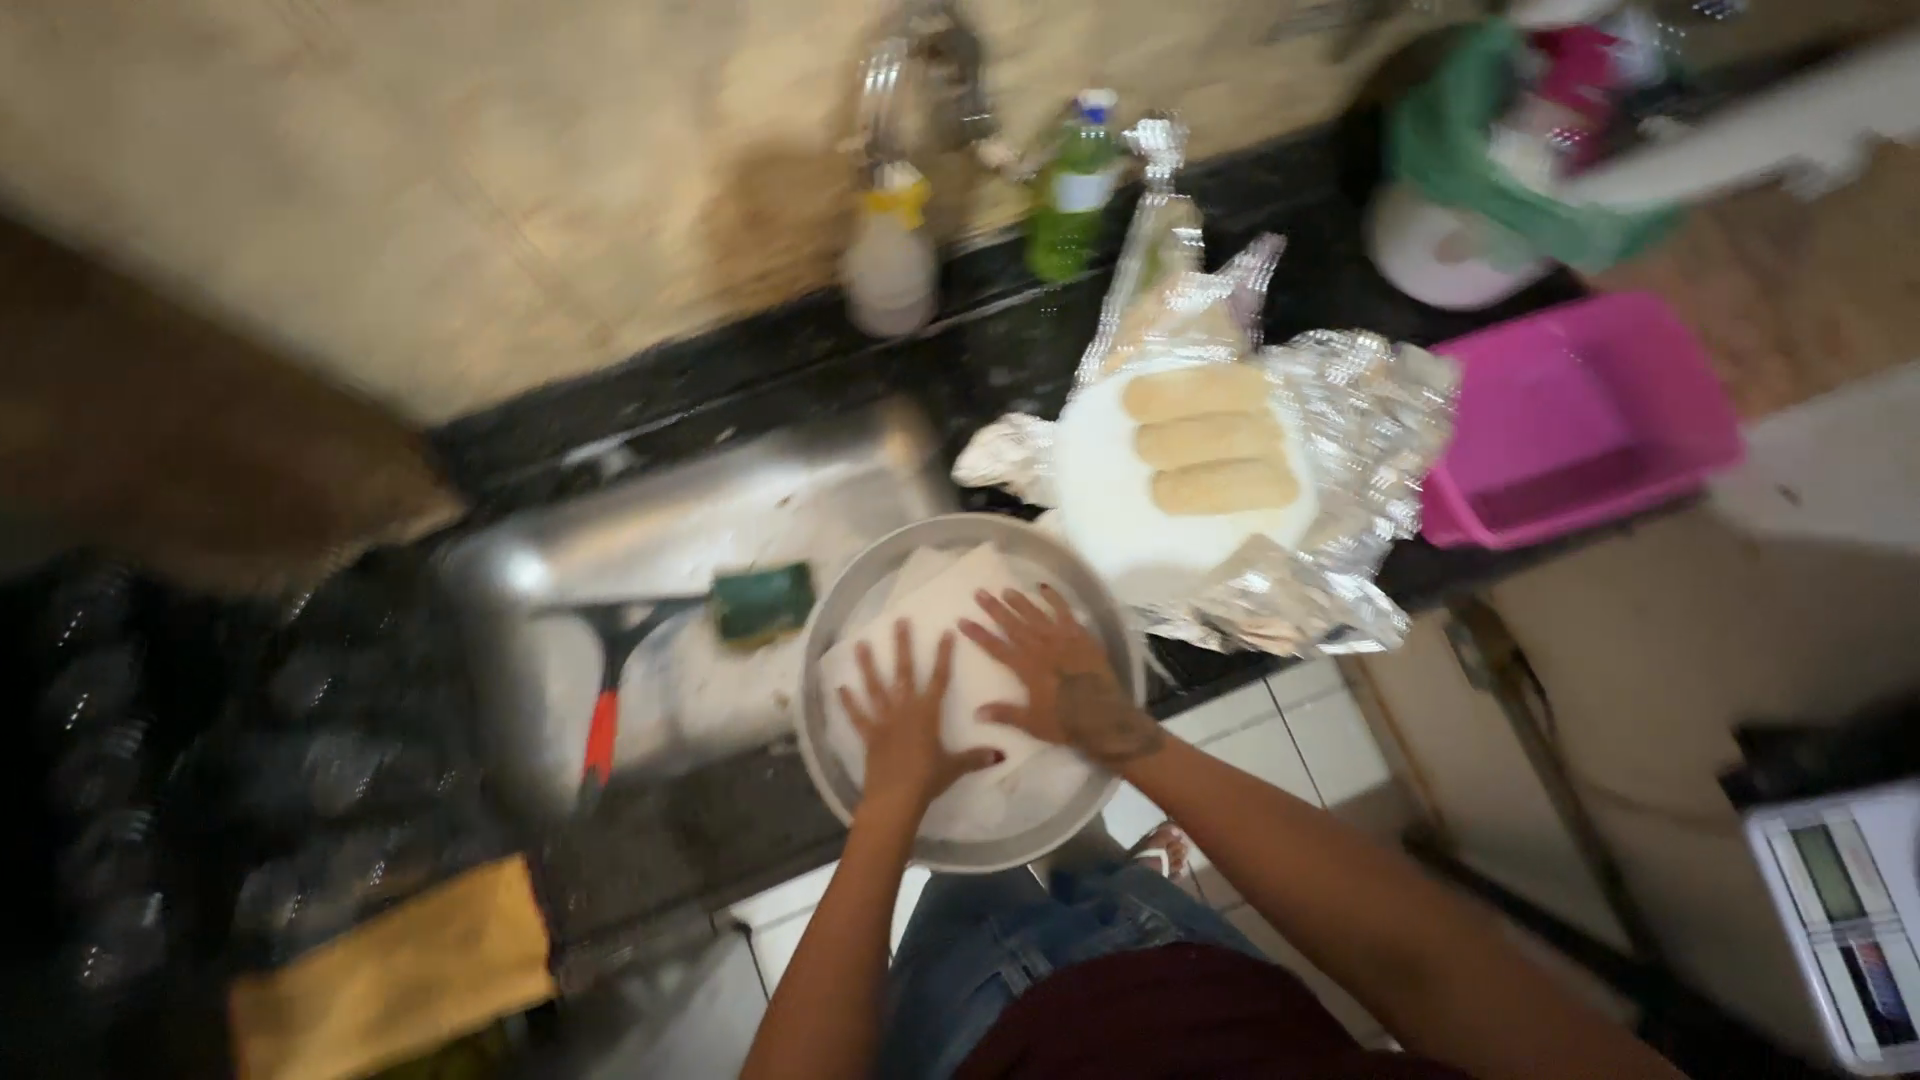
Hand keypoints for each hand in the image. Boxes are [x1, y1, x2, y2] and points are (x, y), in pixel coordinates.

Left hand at [839, 619, 1002, 819]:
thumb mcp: (954, 767)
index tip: (945, 632)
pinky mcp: (868, 735)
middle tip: (899, 621)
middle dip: (903, 646)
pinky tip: (840, 687)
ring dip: (868, 665)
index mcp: (928, 714)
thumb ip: (975, 757)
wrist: (896, 798)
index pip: (939, 679)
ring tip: (860, 644)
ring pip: (876, 687)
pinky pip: (857, 715)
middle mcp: (905, 710)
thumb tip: (1001, 753)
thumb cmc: (928, 780)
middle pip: (905, 672)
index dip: (943, 655)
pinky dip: (848, 702)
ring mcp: (883, 720)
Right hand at [960, 586, 1164, 766]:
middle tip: (979, 593)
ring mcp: (1062, 640)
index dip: (978, 634)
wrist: (1105, 716)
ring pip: (1036, 616)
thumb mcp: (1032, 723)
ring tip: (1006, 589)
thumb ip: (1005, 714)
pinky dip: (1055, 599)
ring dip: (1020, 602)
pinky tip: (1044, 588)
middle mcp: (1041, 648)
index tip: (962, 620)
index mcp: (1026, 668)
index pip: (996, 647)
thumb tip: (977, 713)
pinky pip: (1066, 613)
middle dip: (994, 609)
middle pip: (1013, 625)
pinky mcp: (1081, 637)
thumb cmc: (1066, 722)